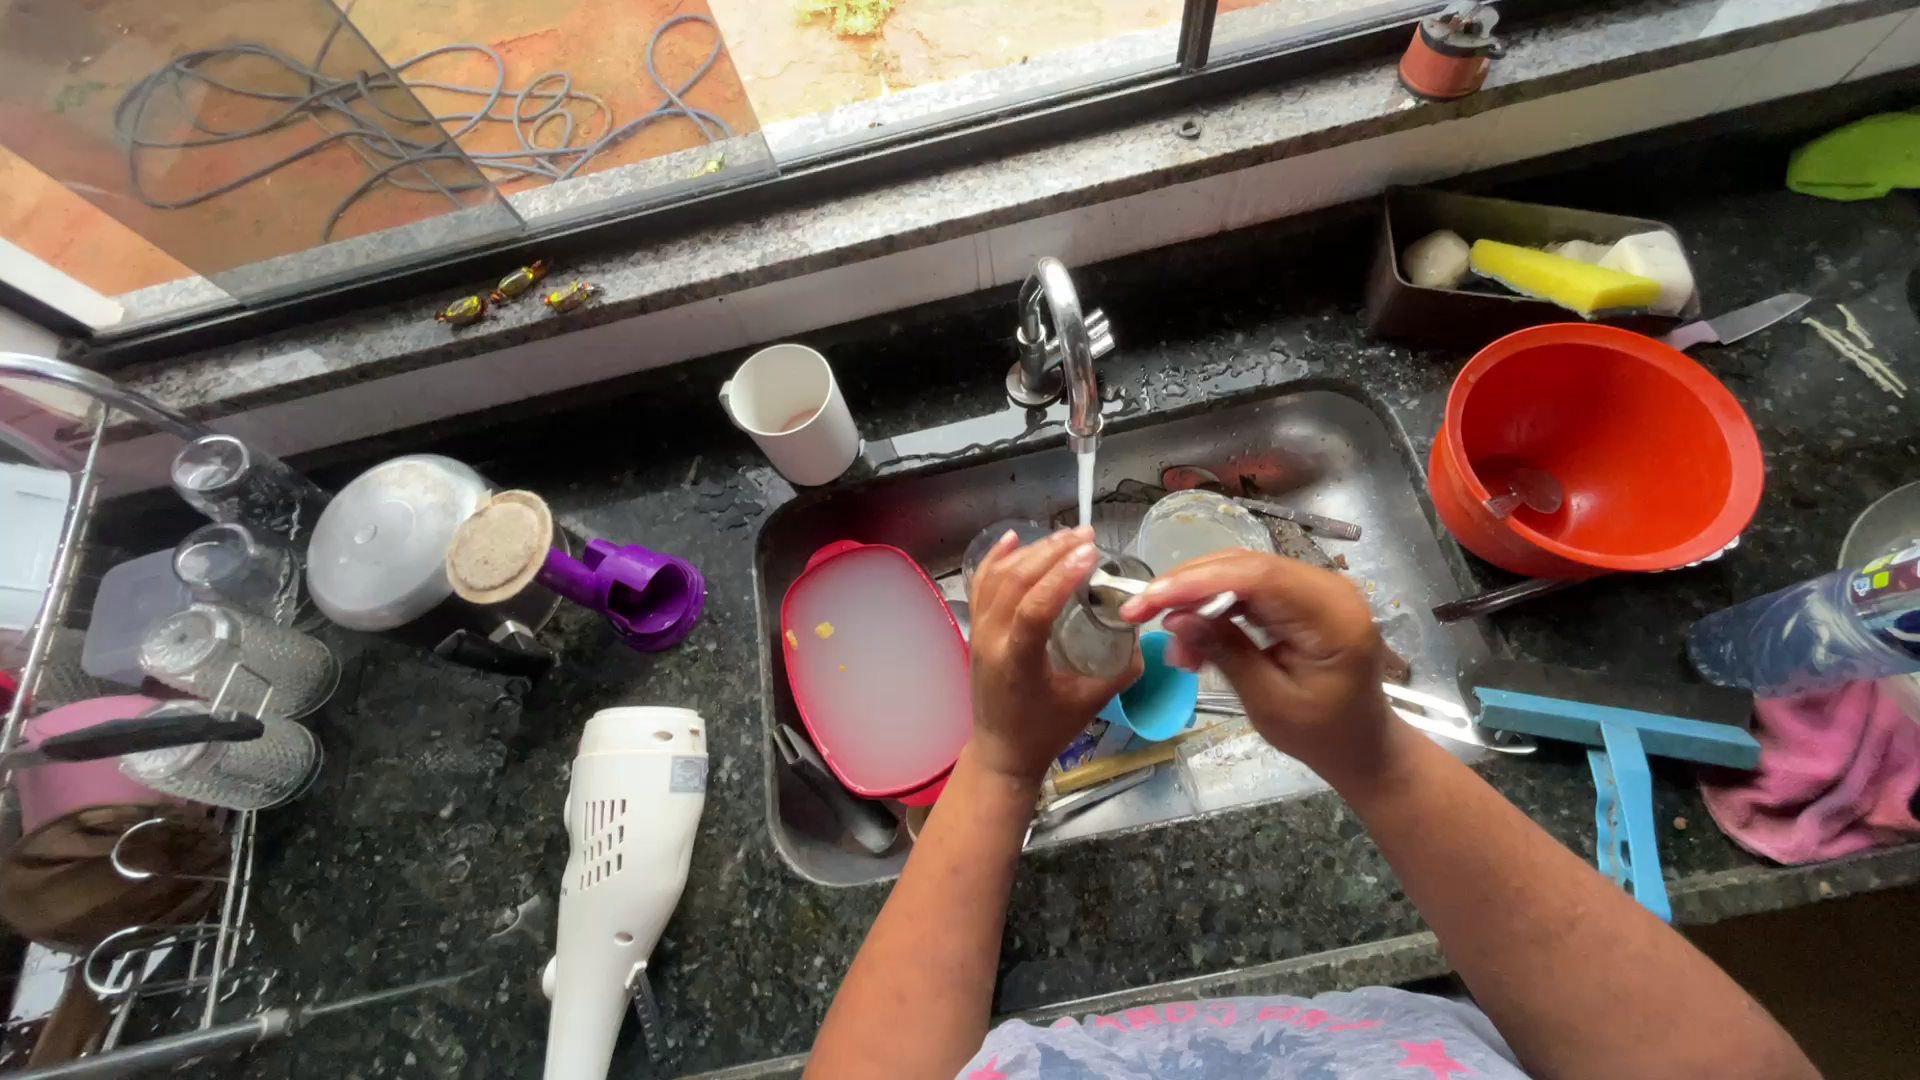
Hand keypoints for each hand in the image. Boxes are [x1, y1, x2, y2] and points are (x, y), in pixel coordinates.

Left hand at [966, 525, 1142, 785]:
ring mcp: (979, 632)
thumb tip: (1144, 632)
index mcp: (1017, 662)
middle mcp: (991, 640)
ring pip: (998, 578)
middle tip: (1086, 537)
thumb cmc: (1045, 731)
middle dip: (1051, 553)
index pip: (1034, 608)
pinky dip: (996, 559)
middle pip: (1015, 582)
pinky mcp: (976, 629)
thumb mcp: (1090, 703)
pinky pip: (982, 585)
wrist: (1002, 752)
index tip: (1090, 553)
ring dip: (1032, 552)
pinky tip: (1014, 539)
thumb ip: (1120, 668)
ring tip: (1066, 536)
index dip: (1061, 576)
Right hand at [1119, 550, 1400, 789]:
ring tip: (1174, 649)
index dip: (1198, 581)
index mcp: (1332, 615)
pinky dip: (1210, 611)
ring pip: (1235, 574)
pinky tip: (1191, 642)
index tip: (1151, 599)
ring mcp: (1309, 589)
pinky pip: (1242, 590)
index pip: (1258, 577)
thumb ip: (1227, 654)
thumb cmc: (1324, 734)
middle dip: (1185, 586)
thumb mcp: (1270, 703)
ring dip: (1193, 601)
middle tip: (1138, 613)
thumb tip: (1176, 619)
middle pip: (1242, 566)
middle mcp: (1324, 588)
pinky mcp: (1293, 598)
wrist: (1361, 746)